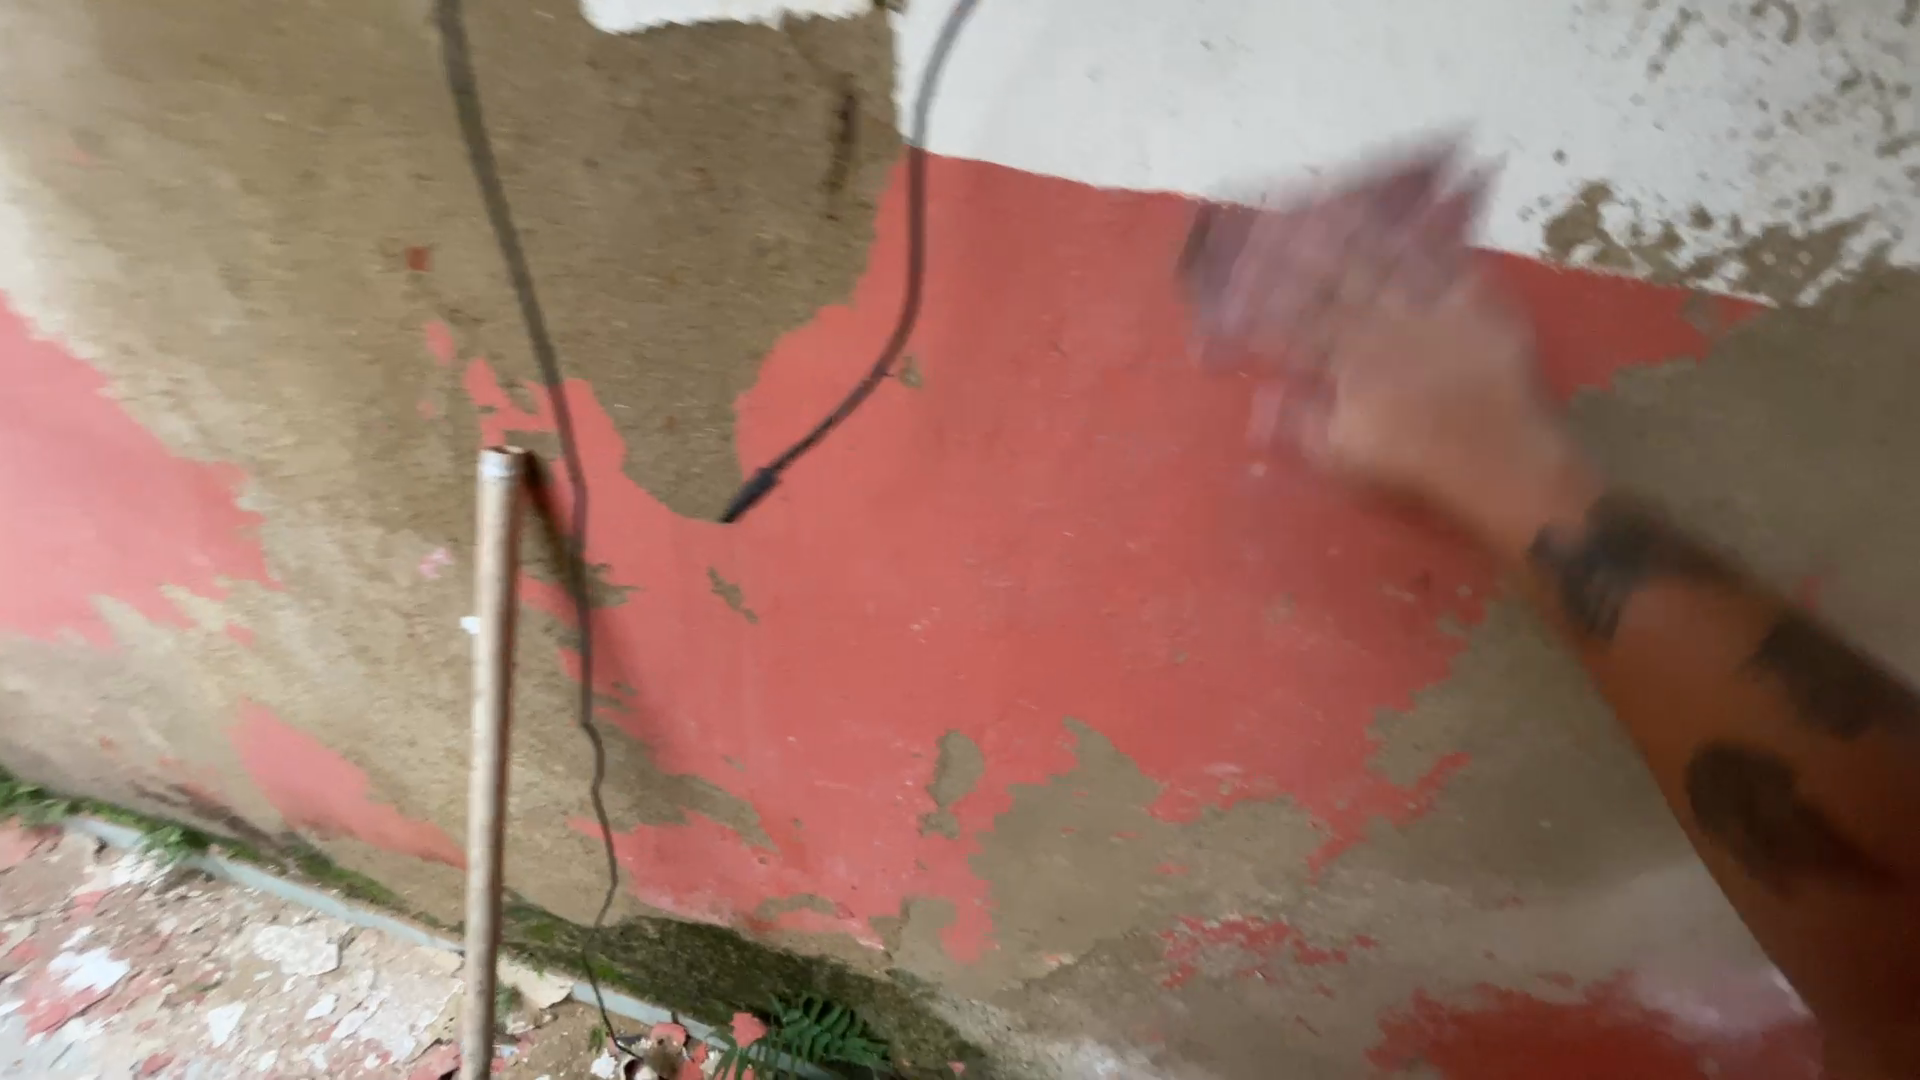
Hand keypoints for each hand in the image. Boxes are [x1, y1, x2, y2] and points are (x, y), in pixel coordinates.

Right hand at [1182, 148, 1592, 547]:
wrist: (1499, 457)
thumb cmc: (1411, 462)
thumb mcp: (1340, 455)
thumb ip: (1297, 424)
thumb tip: (1260, 401)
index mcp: (1346, 362)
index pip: (1295, 323)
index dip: (1265, 303)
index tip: (1239, 286)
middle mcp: (1383, 326)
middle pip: (1333, 282)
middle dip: (1299, 253)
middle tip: (1274, 225)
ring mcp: (1430, 308)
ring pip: (1382, 262)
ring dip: (1352, 233)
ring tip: (1328, 206)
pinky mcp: (1474, 299)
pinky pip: (1444, 260)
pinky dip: (1424, 235)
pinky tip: (1408, 214)